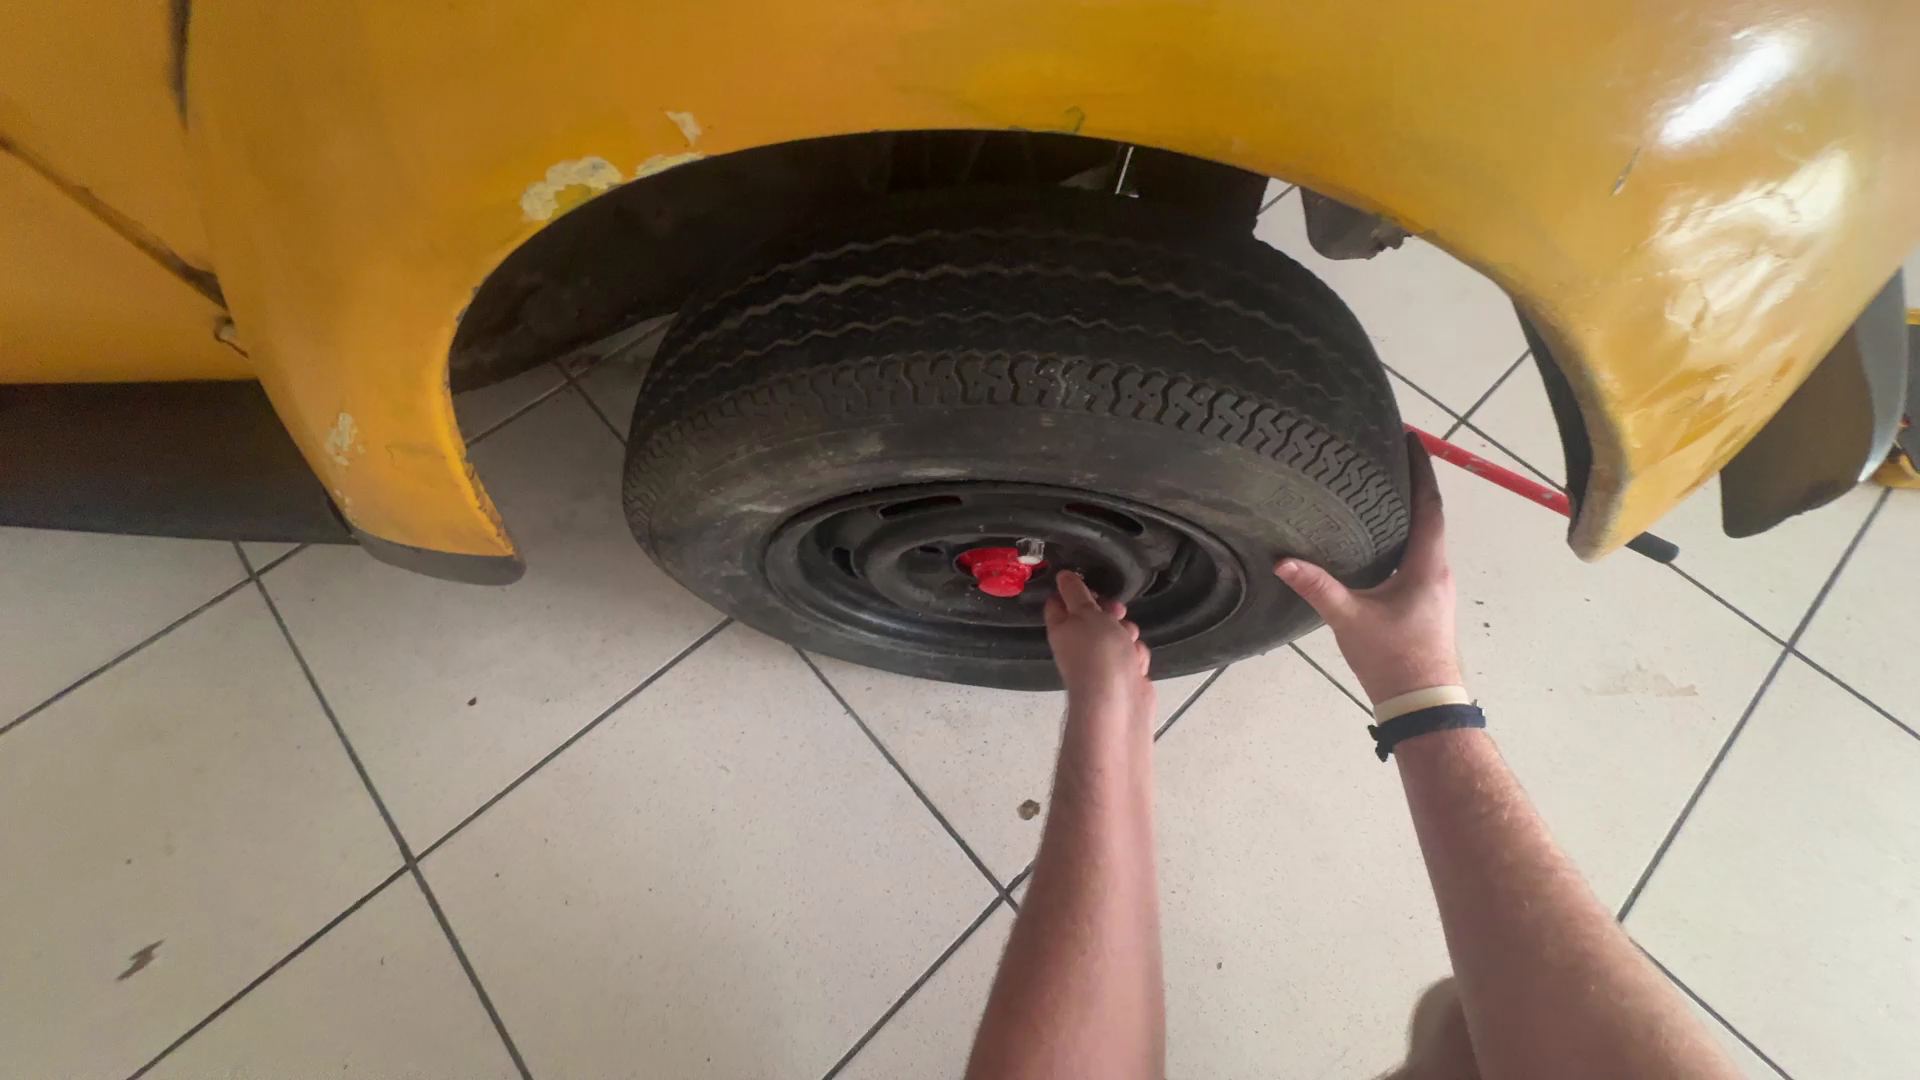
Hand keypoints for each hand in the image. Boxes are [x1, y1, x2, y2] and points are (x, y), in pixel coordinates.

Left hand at [1045, 571, 1154, 715]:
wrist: (1118, 703)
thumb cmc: (1098, 652)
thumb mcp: (1085, 613)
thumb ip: (1077, 592)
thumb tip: (1062, 575)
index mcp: (1062, 628)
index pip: (1060, 602)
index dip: (1075, 590)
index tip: (1092, 583)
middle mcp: (1078, 643)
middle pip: (1095, 616)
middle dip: (1111, 611)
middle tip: (1117, 611)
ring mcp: (1101, 660)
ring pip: (1119, 633)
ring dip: (1128, 634)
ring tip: (1128, 644)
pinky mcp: (1123, 673)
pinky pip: (1132, 654)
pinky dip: (1136, 657)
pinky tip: (1136, 665)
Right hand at [1275, 432, 1461, 705]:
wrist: (1422, 702)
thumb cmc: (1393, 656)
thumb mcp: (1349, 619)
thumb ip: (1317, 587)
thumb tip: (1282, 560)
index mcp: (1427, 566)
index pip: (1430, 506)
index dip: (1423, 472)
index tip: (1413, 441)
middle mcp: (1437, 571)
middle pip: (1428, 517)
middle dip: (1410, 486)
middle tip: (1384, 460)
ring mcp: (1433, 588)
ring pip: (1422, 539)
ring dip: (1406, 513)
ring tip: (1376, 493)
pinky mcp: (1424, 602)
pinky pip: (1414, 557)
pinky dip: (1400, 538)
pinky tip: (1374, 541)